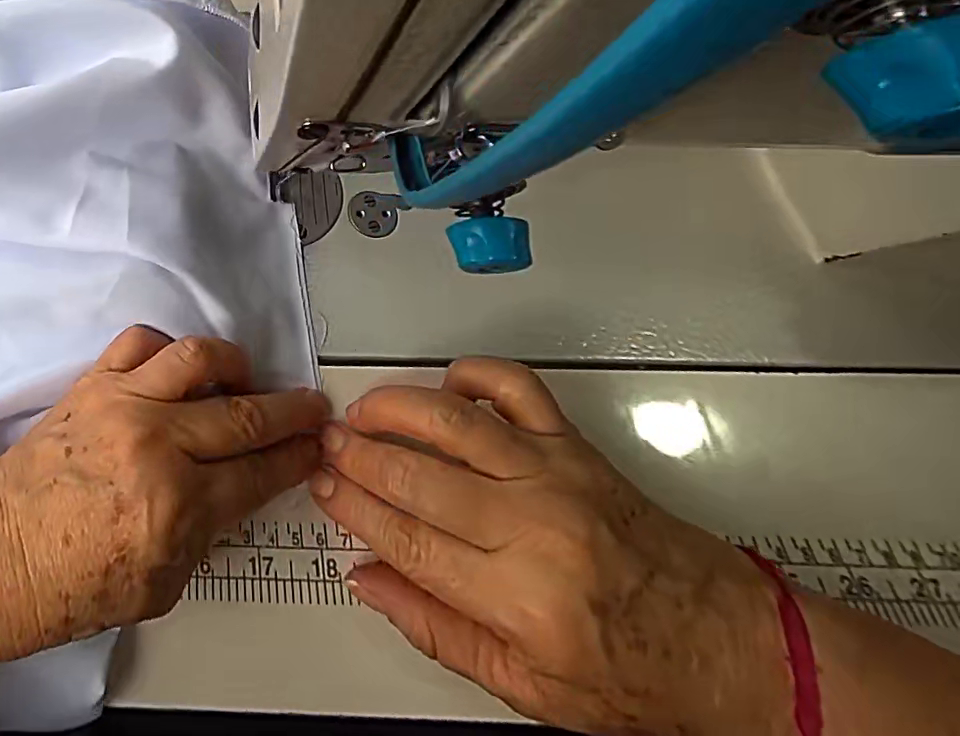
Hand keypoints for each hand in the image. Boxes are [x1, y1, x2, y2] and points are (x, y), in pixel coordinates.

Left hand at [0, 326, 329, 673]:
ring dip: (233, 364)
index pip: (259, 471)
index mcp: (177, 506)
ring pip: (195, 358)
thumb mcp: (161, 586)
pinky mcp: (88, 385)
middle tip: (310, 408)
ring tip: (245, 377)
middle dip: (289, 410)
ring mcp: (118, 404)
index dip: (296, 457)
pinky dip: (166, 347)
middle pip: (242, 413)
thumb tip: (230, 489)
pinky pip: (137, 343)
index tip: (317, 445)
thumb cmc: (68, 584)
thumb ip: (204, 531)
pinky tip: (175, 367)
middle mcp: (153, 443)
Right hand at [311, 359, 788, 735]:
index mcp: (520, 600)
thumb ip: (434, 629)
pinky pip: (517, 388)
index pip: (404, 539)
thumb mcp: (526, 686)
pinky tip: (445, 386)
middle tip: (327, 445)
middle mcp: (535, 530)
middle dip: (355, 455)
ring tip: (362, 412)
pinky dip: (473, 373)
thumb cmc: (633, 674)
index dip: (351, 507)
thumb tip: (364, 576)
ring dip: (393, 407)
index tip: (321, 486)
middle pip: (415, 475)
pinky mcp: (576, 449)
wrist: (738, 649)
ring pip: (453, 422)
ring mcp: (556, 478)